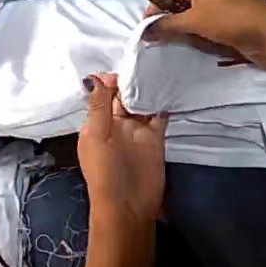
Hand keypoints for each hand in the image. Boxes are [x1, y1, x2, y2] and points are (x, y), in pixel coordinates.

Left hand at [77, 73, 166, 227]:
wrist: (128, 206)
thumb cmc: (105, 172)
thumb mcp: (97, 136)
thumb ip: (98, 106)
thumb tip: (96, 76)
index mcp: (96, 124)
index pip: (102, 94)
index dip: (112, 80)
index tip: (126, 66)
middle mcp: (116, 124)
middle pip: (123, 95)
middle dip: (132, 80)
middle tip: (146, 60)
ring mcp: (136, 130)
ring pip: (142, 102)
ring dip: (148, 88)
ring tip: (158, 67)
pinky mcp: (155, 137)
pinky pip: (159, 115)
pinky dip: (163, 101)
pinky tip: (169, 85)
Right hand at [145, 0, 265, 71]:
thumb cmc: (233, 21)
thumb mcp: (196, 21)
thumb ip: (168, 25)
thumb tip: (143, 31)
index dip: (153, 10)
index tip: (144, 31)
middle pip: (176, 6)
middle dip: (166, 23)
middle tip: (155, 42)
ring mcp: (217, 6)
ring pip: (188, 19)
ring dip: (182, 32)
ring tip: (174, 46)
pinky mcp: (225, 22)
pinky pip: (202, 28)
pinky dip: (195, 37)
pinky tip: (193, 47)